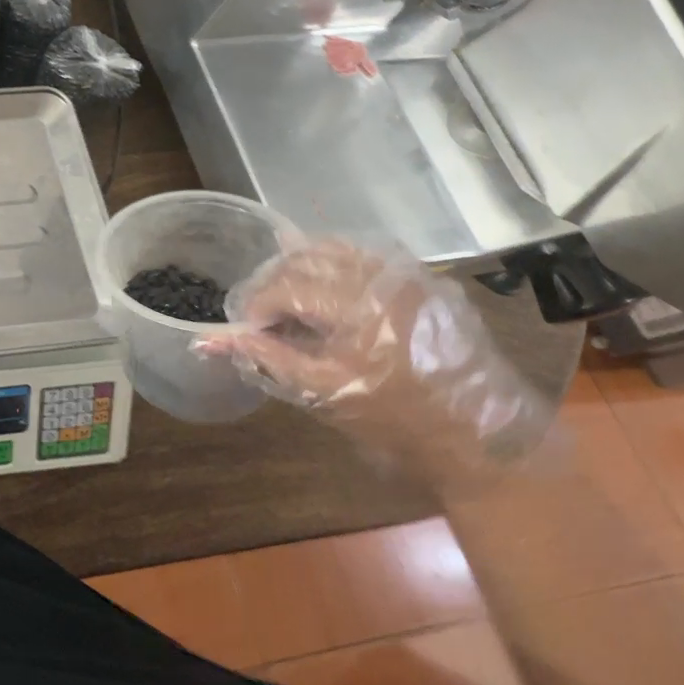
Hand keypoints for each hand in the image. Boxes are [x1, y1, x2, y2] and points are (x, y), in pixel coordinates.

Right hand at [202, 239, 553, 486]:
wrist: (480, 437)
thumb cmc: (393, 420)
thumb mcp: (320, 392)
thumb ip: (263, 356)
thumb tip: (204, 341)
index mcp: (358, 309)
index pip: (284, 286)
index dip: (256, 305)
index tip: (249, 330)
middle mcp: (384, 278)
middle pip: (304, 258)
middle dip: (274, 284)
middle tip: (265, 318)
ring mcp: (409, 273)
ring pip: (333, 247)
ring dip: (301, 268)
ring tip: (292, 302)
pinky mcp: (424, 277)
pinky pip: (366, 253)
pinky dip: (335, 263)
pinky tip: (326, 288)